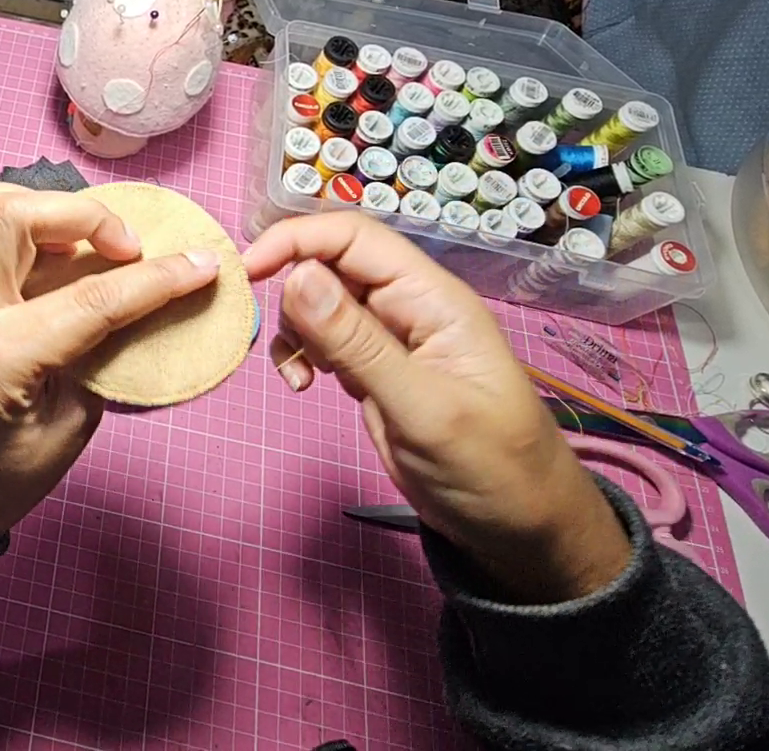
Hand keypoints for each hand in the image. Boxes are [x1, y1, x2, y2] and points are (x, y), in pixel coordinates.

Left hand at [0, 184, 220, 537]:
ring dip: (18, 203)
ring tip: (57, 231)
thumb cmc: (5, 472)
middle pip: (11, 218)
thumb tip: (138, 294)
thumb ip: (104, 348)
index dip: (157, 278)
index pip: (89, 298)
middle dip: (80, 214)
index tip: (199, 263)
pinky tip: (7, 241)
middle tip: (120, 244)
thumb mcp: (73, 421)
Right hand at [243, 212, 629, 602]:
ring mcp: (385, 337)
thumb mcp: (423, 408)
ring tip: (300, 375)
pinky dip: (298, 354)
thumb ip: (357, 343)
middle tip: (260, 326)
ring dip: (292, 329)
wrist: (520, 532)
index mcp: (430, 298)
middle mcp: (404, 306)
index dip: (296, 239)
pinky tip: (302, 385)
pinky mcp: (369, 367)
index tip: (248, 269)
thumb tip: (295, 277)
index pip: (354, 238)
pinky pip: (318, 339)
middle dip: (287, 286)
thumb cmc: (492, 470)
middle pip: (328, 263)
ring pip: (315, 301)